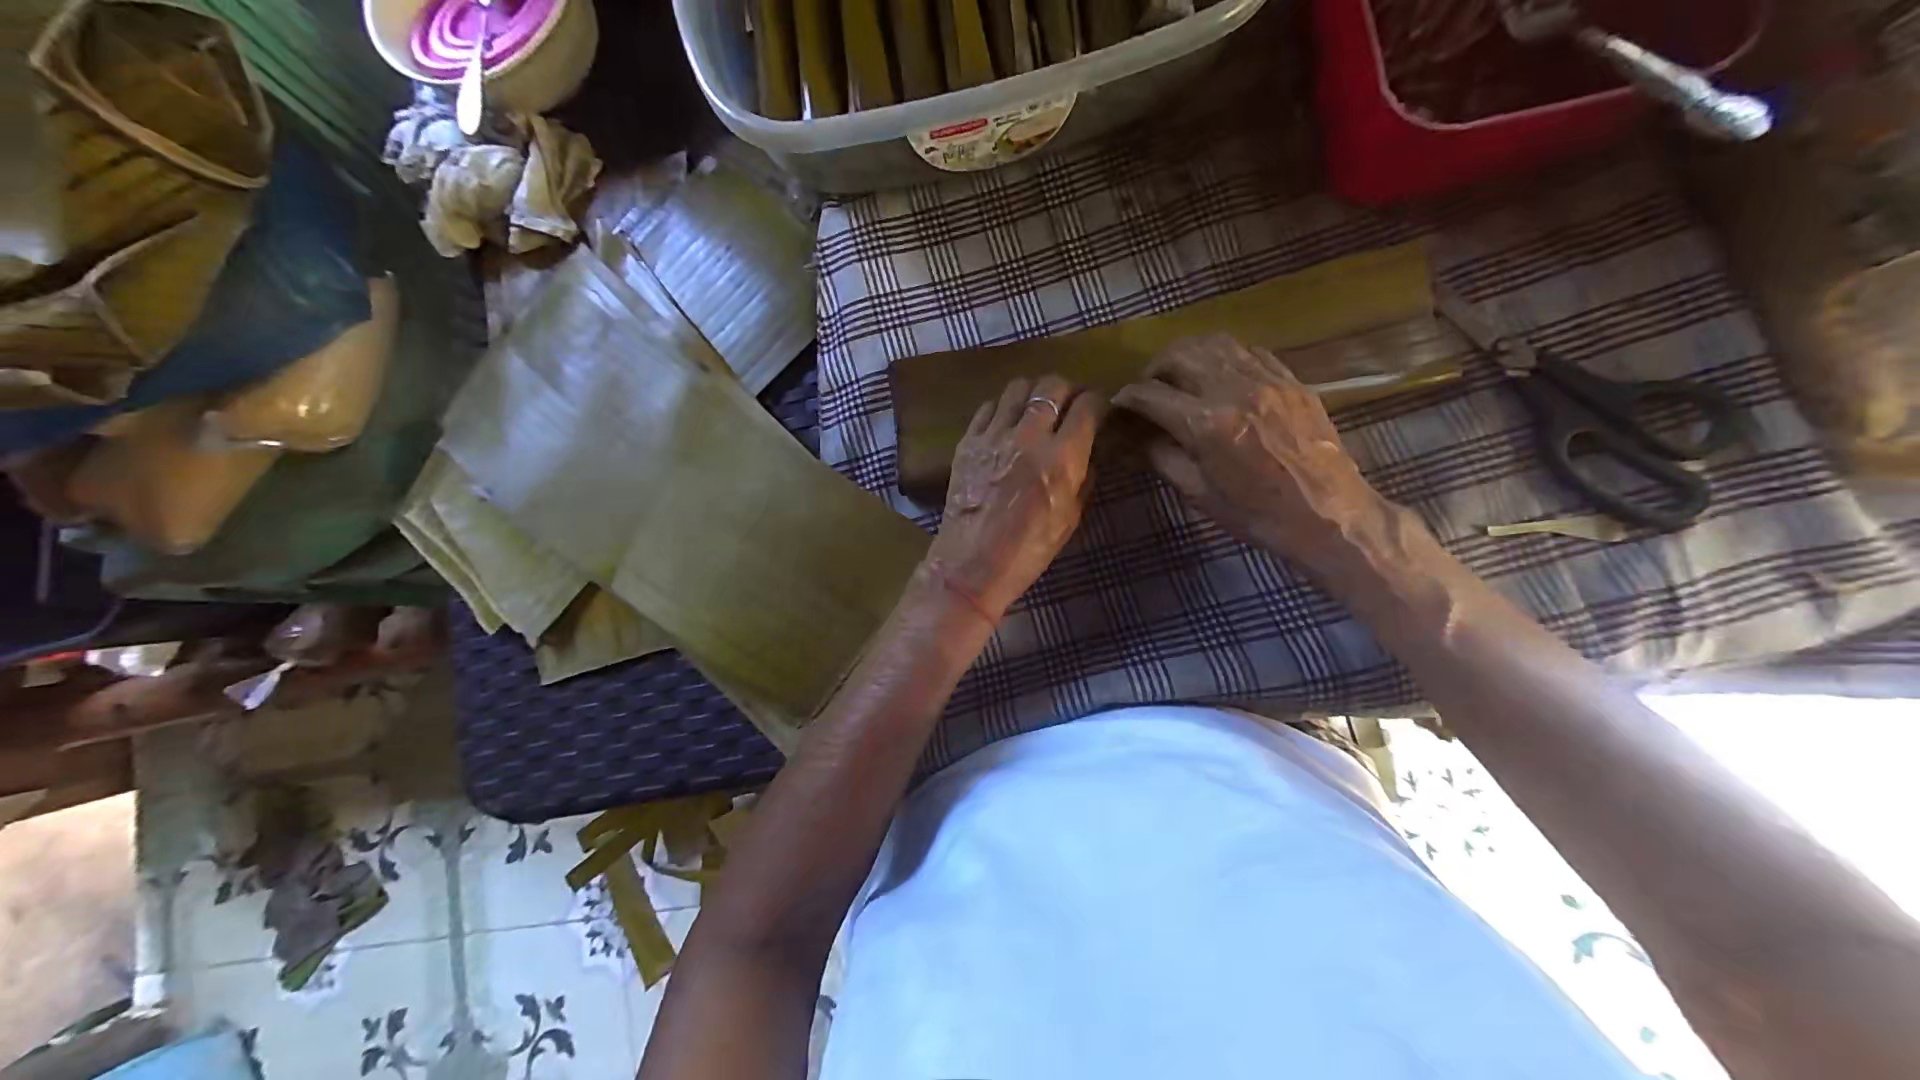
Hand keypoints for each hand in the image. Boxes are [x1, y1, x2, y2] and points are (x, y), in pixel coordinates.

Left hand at [925, 375, 1105, 619]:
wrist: (972, 564)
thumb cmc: (1028, 549)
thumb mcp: (1070, 517)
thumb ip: (1084, 476)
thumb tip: (1089, 452)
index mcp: (1062, 457)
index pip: (1089, 405)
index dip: (1098, 403)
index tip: (1098, 411)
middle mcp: (1028, 436)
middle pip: (1053, 386)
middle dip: (1067, 391)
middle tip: (1069, 405)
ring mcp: (994, 435)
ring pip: (1018, 387)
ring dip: (1034, 394)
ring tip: (1036, 410)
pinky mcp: (968, 441)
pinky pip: (989, 407)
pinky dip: (1003, 409)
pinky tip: (1007, 425)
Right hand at [1112, 334, 1403, 579]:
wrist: (1327, 514)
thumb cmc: (1256, 514)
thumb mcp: (1198, 492)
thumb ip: (1162, 457)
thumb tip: (1136, 436)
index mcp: (1206, 424)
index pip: (1150, 394)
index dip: (1127, 397)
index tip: (1120, 405)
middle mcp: (1234, 390)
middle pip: (1179, 355)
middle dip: (1154, 369)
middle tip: (1149, 389)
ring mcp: (1267, 380)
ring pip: (1215, 343)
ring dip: (1188, 354)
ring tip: (1181, 376)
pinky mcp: (1291, 380)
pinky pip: (1249, 351)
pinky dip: (1224, 357)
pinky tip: (1220, 378)